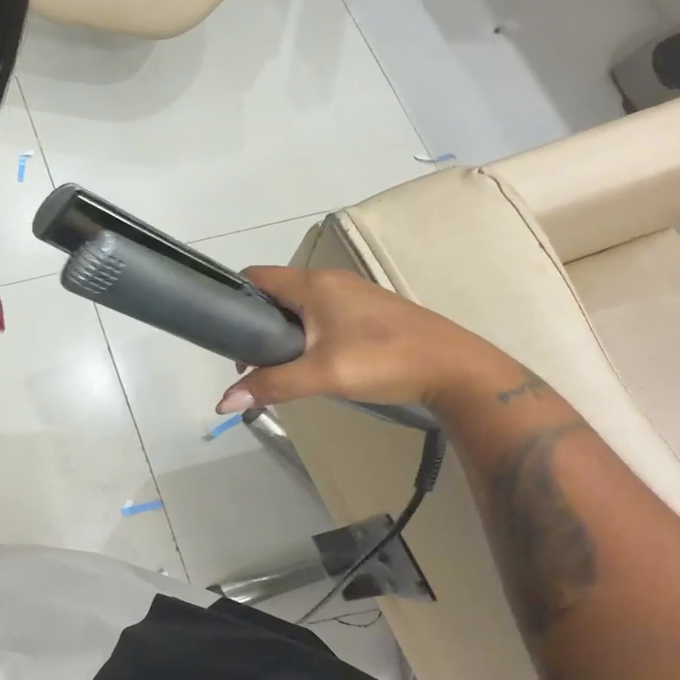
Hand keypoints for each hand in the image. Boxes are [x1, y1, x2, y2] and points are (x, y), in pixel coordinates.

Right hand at [215, 266, 516, 414]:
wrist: (458, 370)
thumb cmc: (385, 362)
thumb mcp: (321, 376)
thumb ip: (270, 385)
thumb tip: (222, 403)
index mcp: (314, 285)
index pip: (257, 276)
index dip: (233, 296)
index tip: (220, 326)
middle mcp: (331, 281)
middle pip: (276, 292)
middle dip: (255, 321)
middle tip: (246, 357)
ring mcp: (354, 294)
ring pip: (300, 304)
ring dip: (281, 328)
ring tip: (274, 363)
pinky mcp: (370, 311)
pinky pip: (322, 313)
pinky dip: (305, 331)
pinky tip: (310, 359)